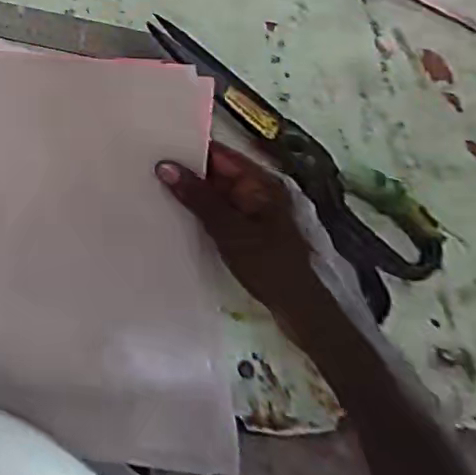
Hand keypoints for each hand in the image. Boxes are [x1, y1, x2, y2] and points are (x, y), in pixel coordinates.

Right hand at [158, 142, 339, 335]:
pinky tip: (188, 228)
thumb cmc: (281, 270)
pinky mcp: (271, 241)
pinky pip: (234, 221)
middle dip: (189, 178)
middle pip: (223, 177)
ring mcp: (274, 219)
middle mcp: (274, 196)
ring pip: (226, 201)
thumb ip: (198, 198)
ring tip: (159, 198)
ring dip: (199, 203)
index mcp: (270, 184)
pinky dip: (213, 222)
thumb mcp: (232, 232)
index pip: (221, 155)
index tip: (155, 151)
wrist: (326, 324)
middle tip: (149, 175)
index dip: (188, 150)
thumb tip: (166, 165)